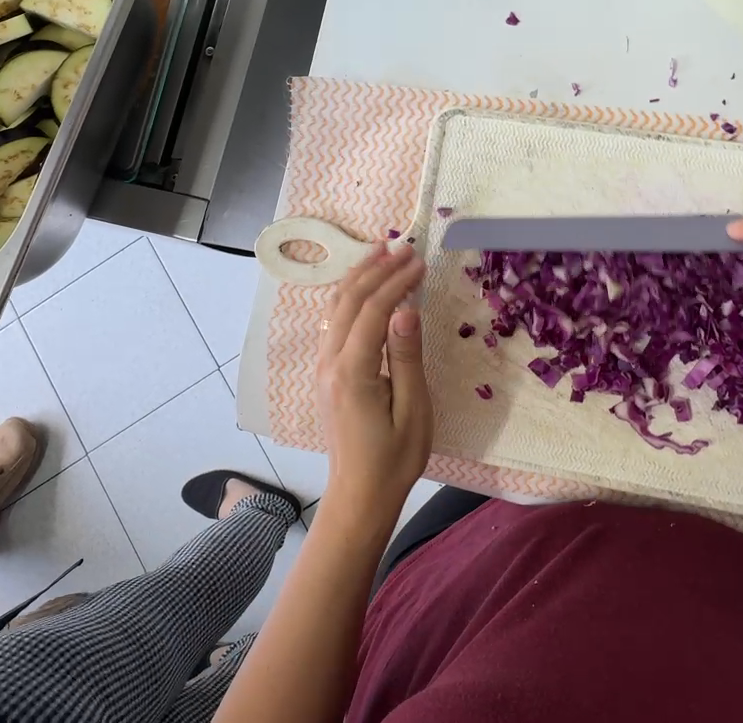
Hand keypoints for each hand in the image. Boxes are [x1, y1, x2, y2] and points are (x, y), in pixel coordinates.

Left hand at [315, 243, 432, 534]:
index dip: (396, 282)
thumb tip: (406, 310)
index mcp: (352, 372)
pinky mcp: (325, 374)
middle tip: (402, 247)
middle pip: (348, 301)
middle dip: (376, 270)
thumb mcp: (413, 411)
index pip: (373, 311)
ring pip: (335, 309)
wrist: (359, 496)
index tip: (419, 261)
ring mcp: (323, 368)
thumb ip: (406, 358)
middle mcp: (330, 363)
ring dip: (359, 278)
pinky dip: (350, 297)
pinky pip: (334, 323)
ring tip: (381, 254)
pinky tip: (364, 289)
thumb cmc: (394, 459)